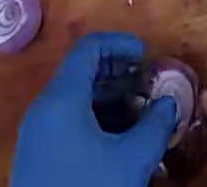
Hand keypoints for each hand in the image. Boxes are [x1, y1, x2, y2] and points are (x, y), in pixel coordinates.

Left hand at [11, 32, 179, 186]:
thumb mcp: (130, 162)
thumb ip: (154, 127)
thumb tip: (170, 103)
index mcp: (61, 96)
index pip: (88, 47)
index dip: (119, 44)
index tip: (146, 55)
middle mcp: (44, 106)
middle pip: (80, 69)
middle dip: (117, 72)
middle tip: (147, 83)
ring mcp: (37, 131)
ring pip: (74, 96)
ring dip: (108, 96)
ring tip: (139, 111)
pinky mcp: (37, 155)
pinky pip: (66, 118)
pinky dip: (93, 116)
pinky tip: (118, 138)